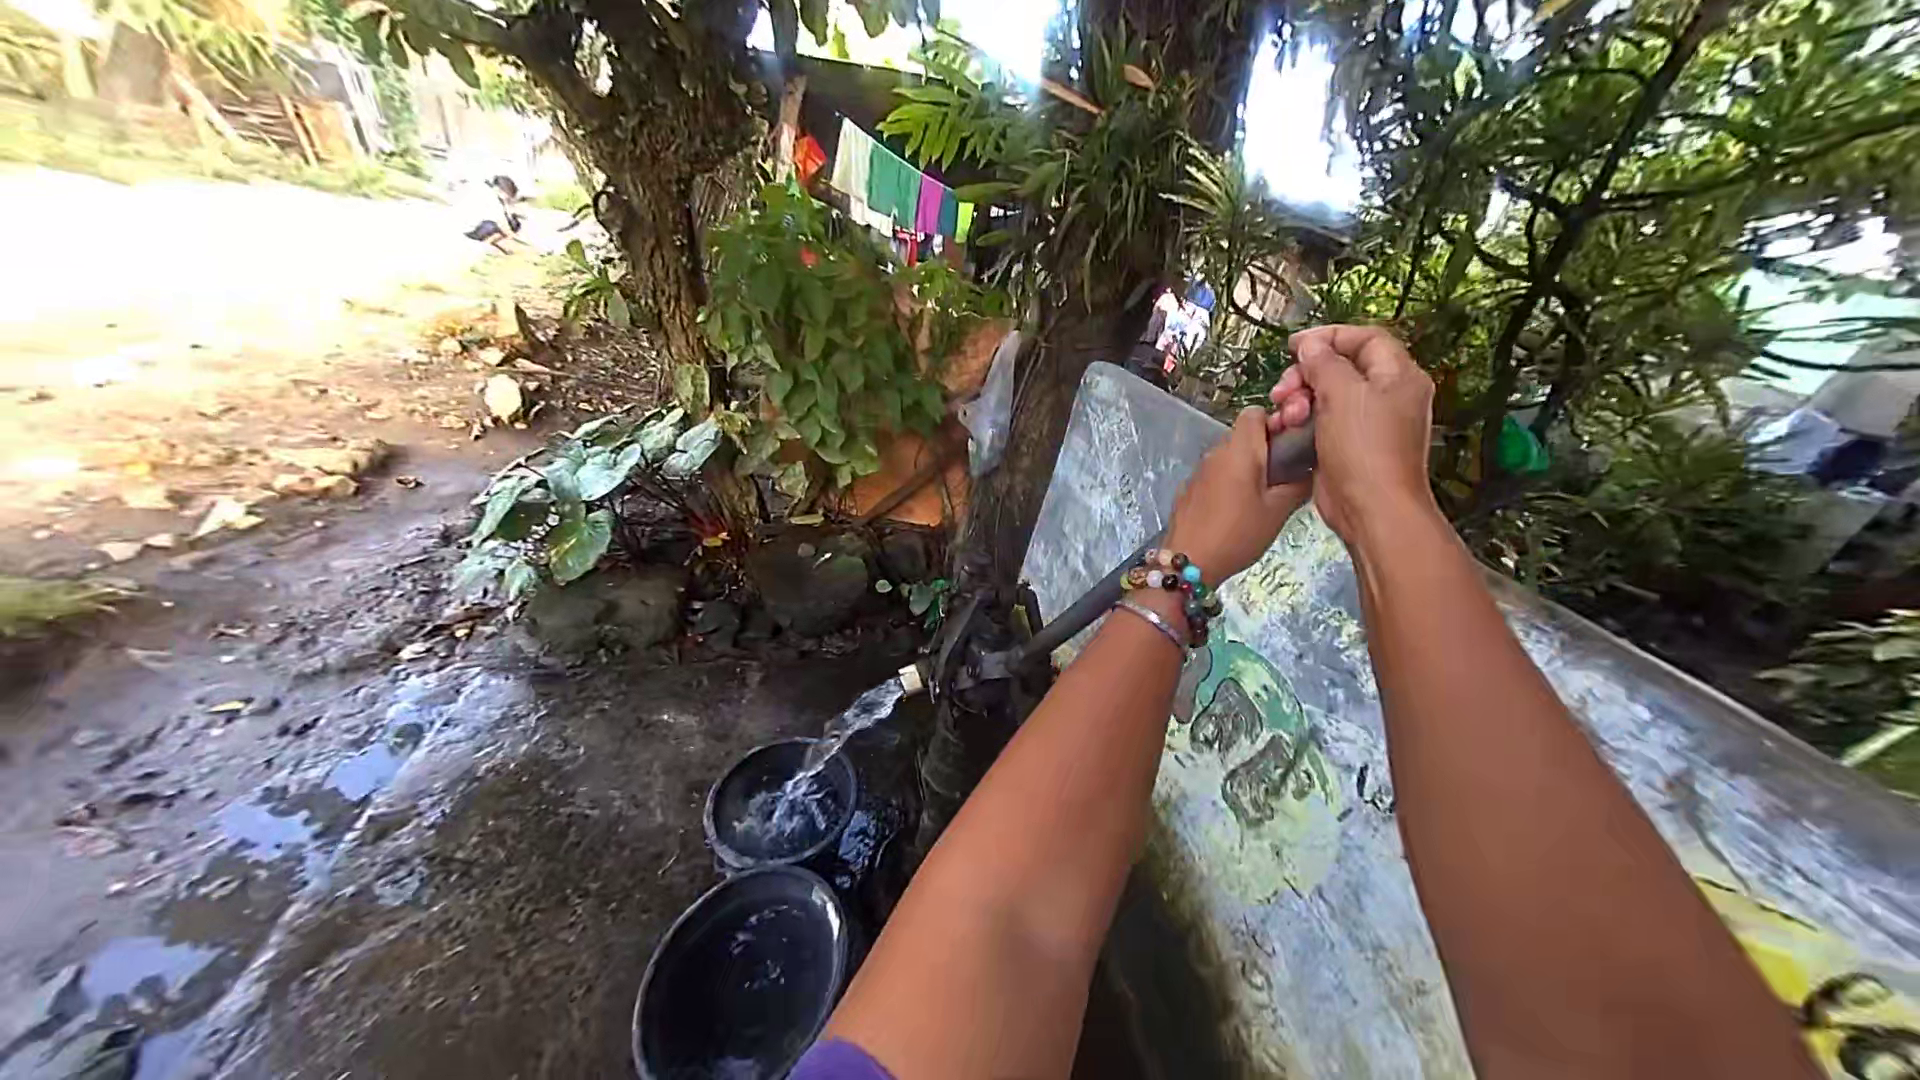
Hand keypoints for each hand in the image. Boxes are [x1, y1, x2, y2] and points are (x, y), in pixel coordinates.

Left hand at [1164, 407, 1310, 582]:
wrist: (1189, 561)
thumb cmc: (1238, 534)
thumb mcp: (1278, 510)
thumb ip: (1298, 483)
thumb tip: (1311, 467)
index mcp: (1238, 451)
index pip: (1254, 413)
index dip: (1275, 422)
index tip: (1290, 444)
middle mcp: (1214, 454)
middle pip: (1242, 437)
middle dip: (1264, 449)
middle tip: (1284, 475)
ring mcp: (1198, 472)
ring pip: (1228, 458)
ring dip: (1246, 468)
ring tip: (1264, 496)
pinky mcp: (1188, 490)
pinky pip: (1214, 476)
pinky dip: (1228, 483)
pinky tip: (1236, 509)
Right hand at [1268, 324, 1437, 553]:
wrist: (1370, 506)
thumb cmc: (1364, 450)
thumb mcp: (1342, 395)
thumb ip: (1324, 363)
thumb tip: (1311, 346)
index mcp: (1397, 376)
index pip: (1365, 339)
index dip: (1329, 336)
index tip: (1295, 345)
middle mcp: (1385, 396)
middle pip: (1340, 367)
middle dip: (1306, 373)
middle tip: (1283, 388)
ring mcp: (1365, 422)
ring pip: (1326, 395)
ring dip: (1298, 399)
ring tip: (1285, 414)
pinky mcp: (1346, 445)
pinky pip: (1320, 421)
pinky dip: (1301, 420)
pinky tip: (1286, 428)